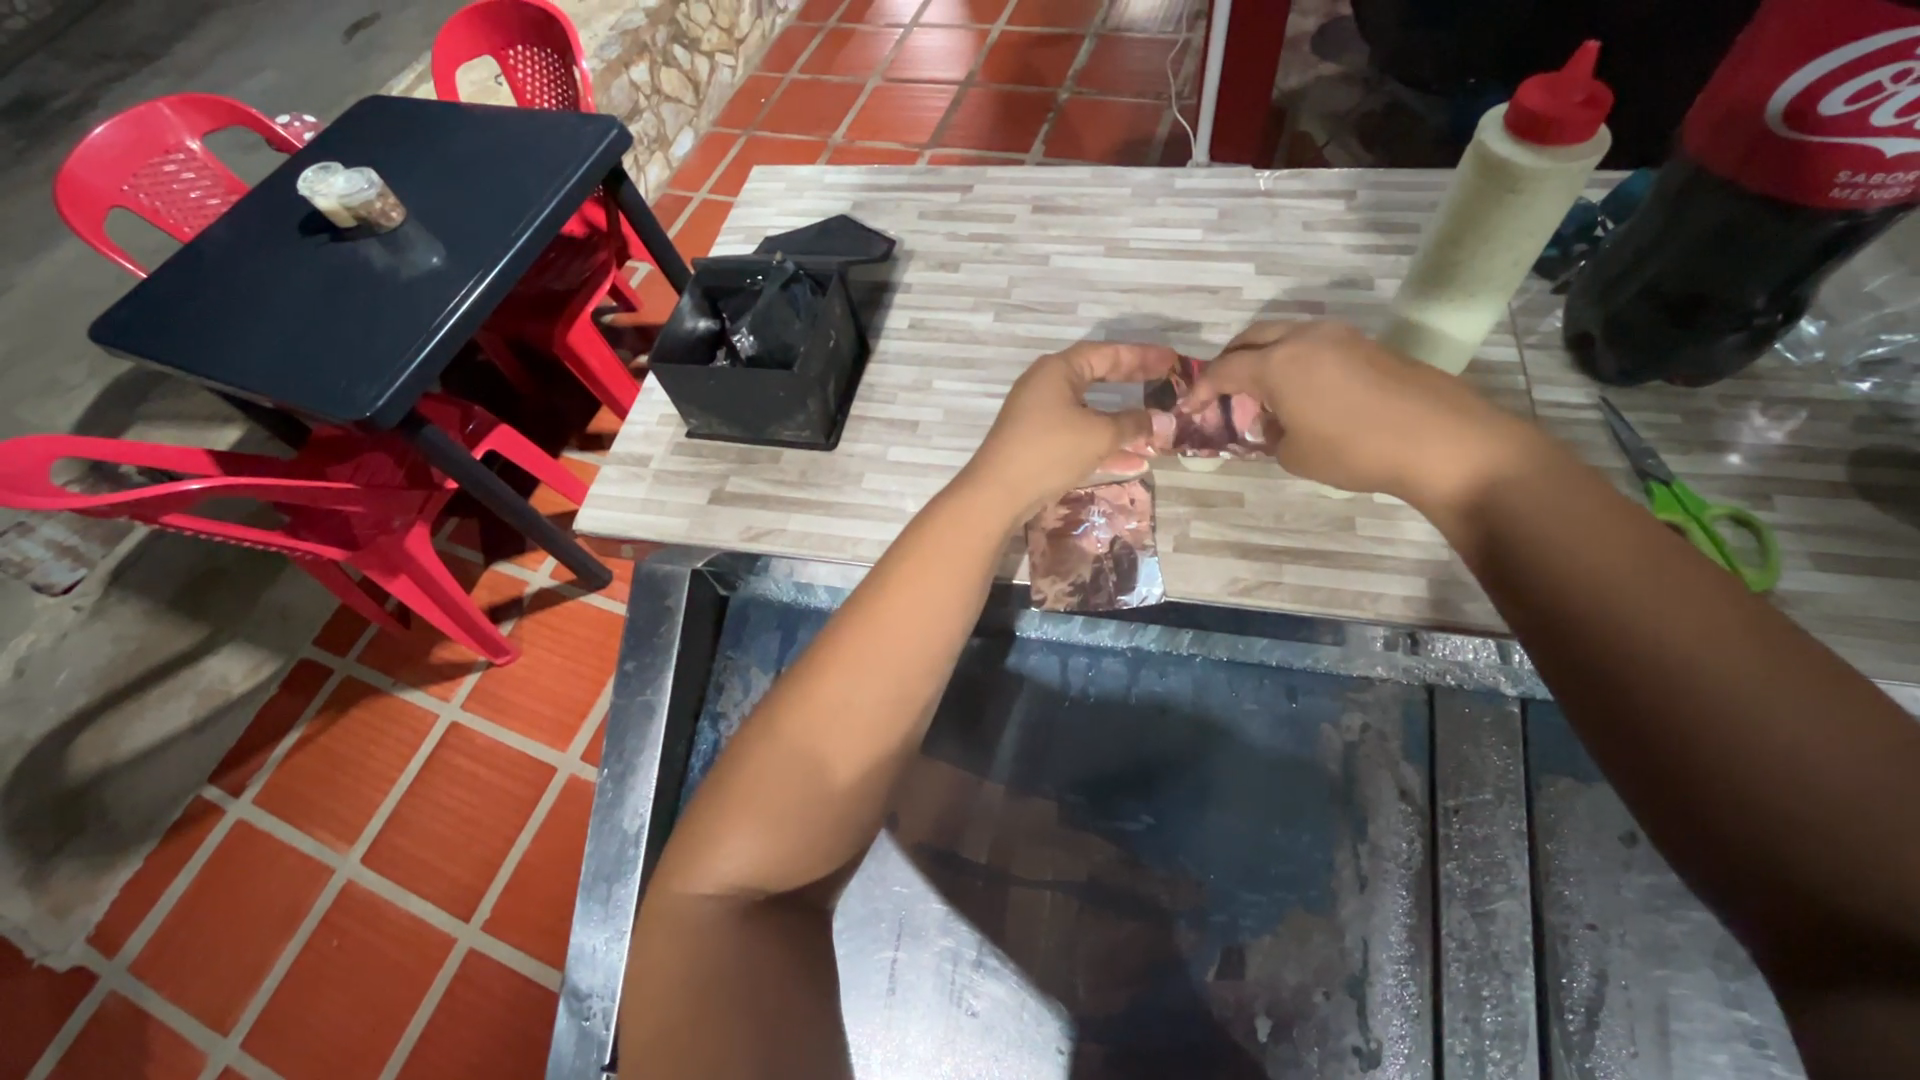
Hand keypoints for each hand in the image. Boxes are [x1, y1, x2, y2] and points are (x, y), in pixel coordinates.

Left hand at [958, 341, 1177, 519]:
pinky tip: (1136, 462)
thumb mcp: (1099, 434)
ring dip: (1122, 422)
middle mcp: (1047, 386)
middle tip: (1164, 383)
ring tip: (1156, 429)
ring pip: (1090, 412)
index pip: (1106, 353)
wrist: (999, 493)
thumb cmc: (1050, 451)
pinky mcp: (1039, 444)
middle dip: (1132, 384)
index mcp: (1058, 370)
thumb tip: (1159, 420)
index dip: (1140, 356)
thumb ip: (1132, 424)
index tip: (1170, 360)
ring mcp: (1040, 416)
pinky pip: (1079, 437)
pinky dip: (1104, 446)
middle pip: (1097, 378)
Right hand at [1184, 320, 1547, 506]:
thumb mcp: (1296, 455)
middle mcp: (1304, 338)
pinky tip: (1302, 394)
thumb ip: (1274, 434)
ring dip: (1264, 358)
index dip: (1201, 390)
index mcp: (1277, 363)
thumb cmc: (1356, 450)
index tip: (1188, 408)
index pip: (1224, 370)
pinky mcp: (1368, 346)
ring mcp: (1340, 337)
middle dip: (1229, 362)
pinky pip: (1314, 345)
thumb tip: (1277, 422)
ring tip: (1262, 394)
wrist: (1440, 439)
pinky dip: (1295, 362)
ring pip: (1285, 336)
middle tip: (1220, 391)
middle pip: (1251, 338)